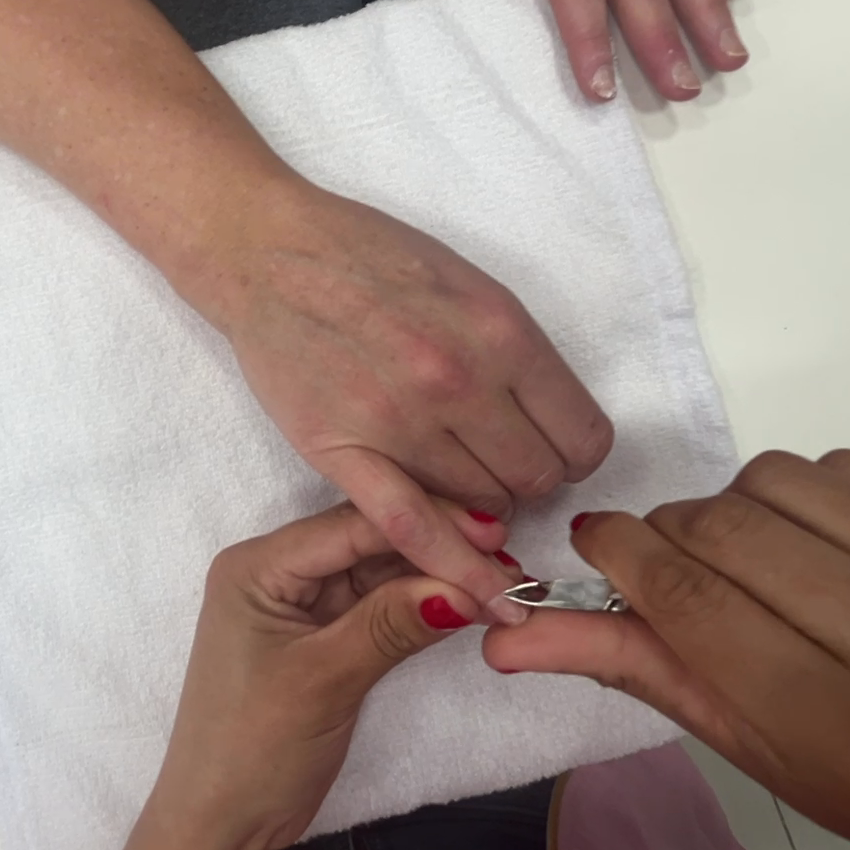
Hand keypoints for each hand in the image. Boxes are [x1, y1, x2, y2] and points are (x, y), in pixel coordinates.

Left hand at [98, 504, 484, 849]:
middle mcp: (277, 568)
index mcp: (258, 564)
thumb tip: (467, 586)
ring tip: (502, 578)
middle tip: (507, 557)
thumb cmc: (256, 746)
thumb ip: (390, 624)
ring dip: (432, 576)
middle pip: (363, 541)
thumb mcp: (324, 680)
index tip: (491, 536)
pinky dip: (416, 604)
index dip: (420, 527)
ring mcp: (299, 598)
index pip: (348, 526)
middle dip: (433, 550)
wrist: (222, 822)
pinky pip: (373, 602)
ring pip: (374, 571)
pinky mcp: (319, 628)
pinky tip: (463, 600)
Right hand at [188, 186, 611, 624]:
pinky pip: (411, 528)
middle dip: (528, 481)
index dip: (573, 453)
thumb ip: (513, 351)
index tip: (552, 451)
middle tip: (498, 463)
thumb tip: (543, 423)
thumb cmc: (365, 254)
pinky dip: (455, 570)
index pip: (582, 436)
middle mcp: (459, 381)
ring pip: (481, 509)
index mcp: (500, 330)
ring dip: (482, 506)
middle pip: (535, 480)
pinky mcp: (341, 452)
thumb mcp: (464, 278)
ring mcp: (398, 422)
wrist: (267, 255)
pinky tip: (486, 595)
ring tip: (455, 476)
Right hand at [483, 451, 849, 849]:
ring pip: (786, 480)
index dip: (622, 553)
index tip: (597, 538)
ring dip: (746, 507)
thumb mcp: (731, 733)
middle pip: (730, 530)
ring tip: (768, 553)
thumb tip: (499, 638)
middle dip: (679, 532)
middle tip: (686, 560)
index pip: (689, 599)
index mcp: (847, 725)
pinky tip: (839, 542)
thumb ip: (621, 664)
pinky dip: (821, 493)